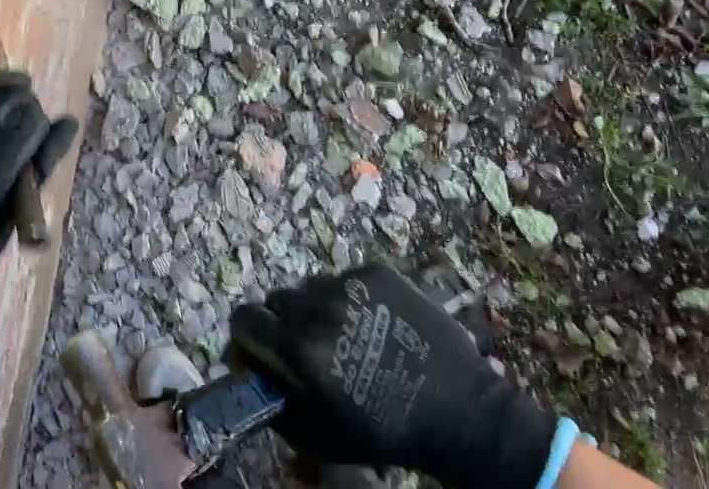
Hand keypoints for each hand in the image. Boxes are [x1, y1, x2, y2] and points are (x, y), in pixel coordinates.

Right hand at [229, 264, 557, 488]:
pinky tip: (373, 322)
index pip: (246, 317)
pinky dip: (350, 298)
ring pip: (311, 287)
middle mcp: (319, 309)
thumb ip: (274, 398)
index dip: (249, 331)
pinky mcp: (377, 273)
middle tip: (307, 342)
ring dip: (317, 307)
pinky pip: (345, 279)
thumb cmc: (386, 434)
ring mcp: (351, 286)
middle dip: (285, 320)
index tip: (260, 342)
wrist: (463, 414)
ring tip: (344, 331)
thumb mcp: (319, 435)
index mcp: (300, 349)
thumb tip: (247, 366)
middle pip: (277, 299)